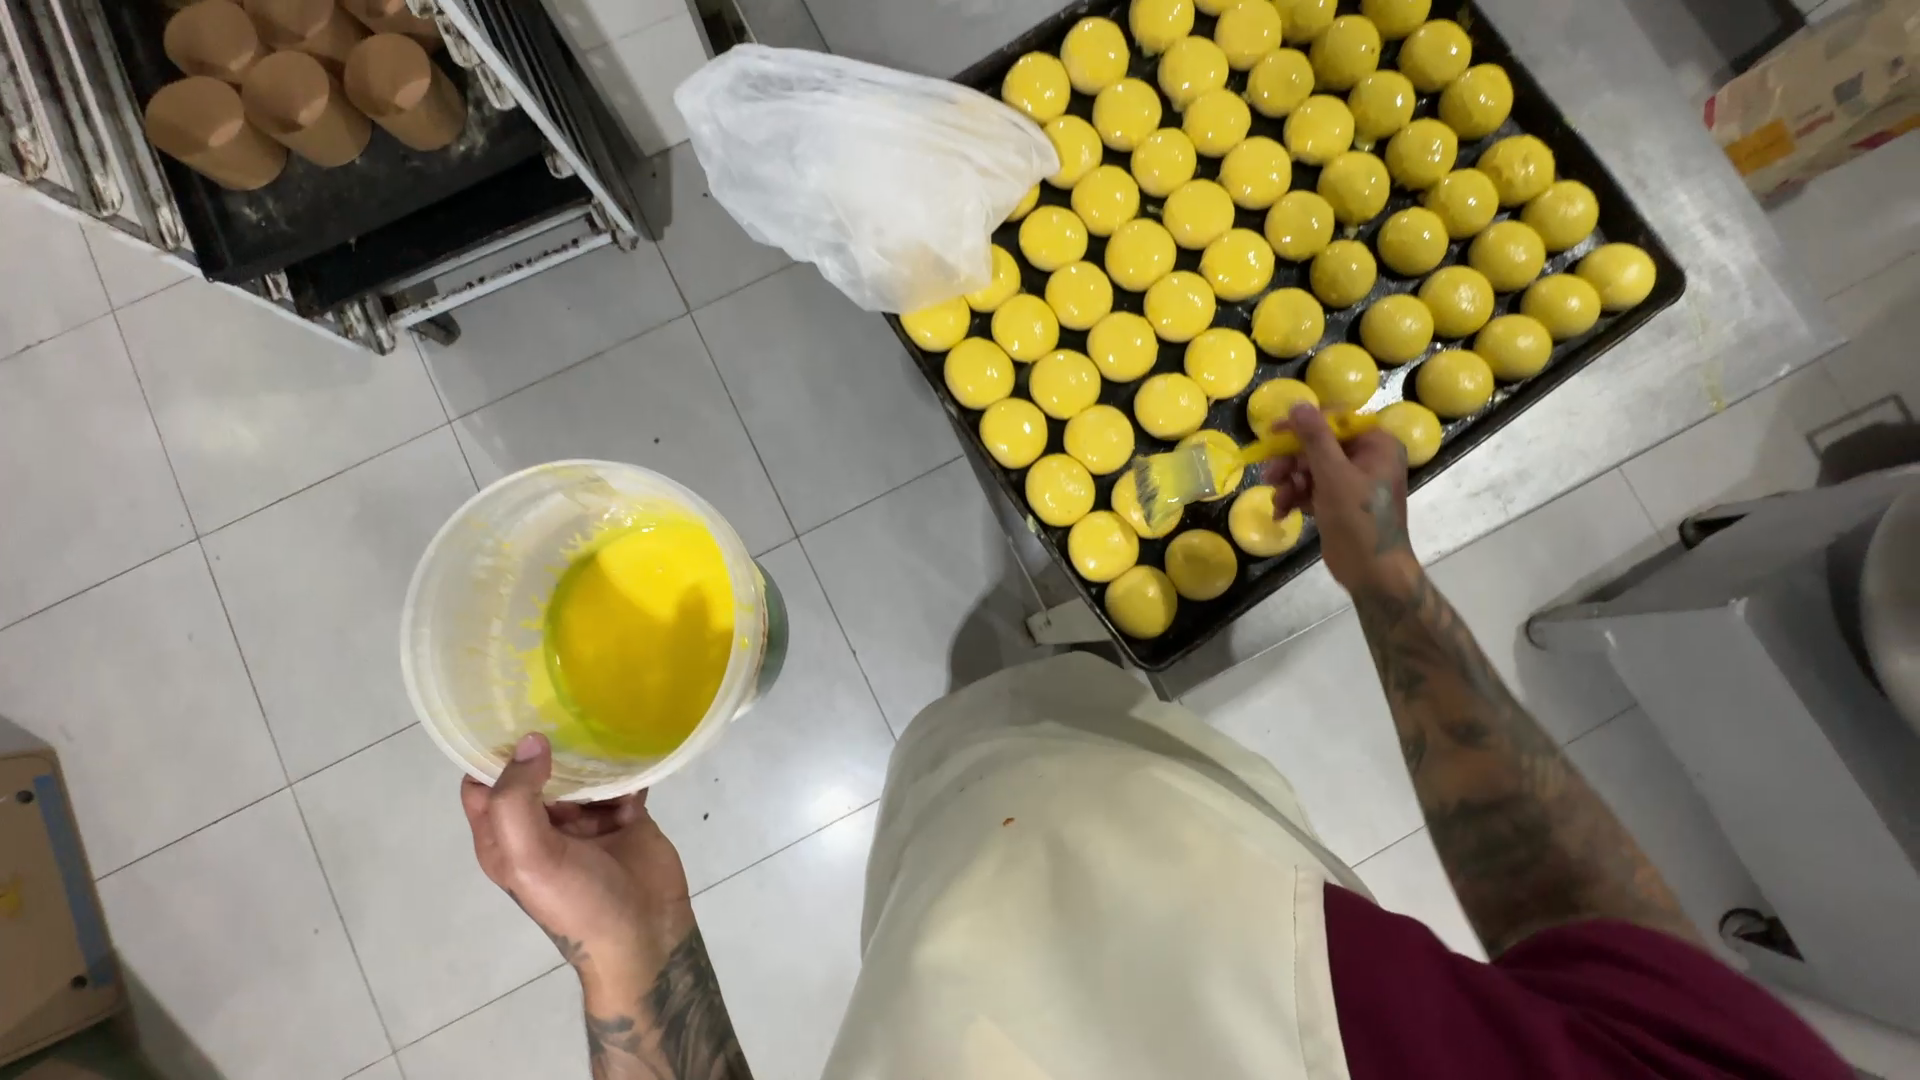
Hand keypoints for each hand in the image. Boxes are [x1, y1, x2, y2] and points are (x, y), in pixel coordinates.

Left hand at [461, 733, 692, 994]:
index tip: (510, 710)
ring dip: (591, 748)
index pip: (483, 784)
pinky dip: (629, 762)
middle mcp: (542, 825)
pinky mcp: (624, 815)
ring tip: (604, 710)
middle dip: (546, 740)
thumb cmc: (578, 900)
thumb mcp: (530, 857)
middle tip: (563, 698)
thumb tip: (532, 740)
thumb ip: (518, 800)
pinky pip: (623, 778)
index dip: (489, 751)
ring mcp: (585, 819)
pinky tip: (636, 742)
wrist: (644, 929)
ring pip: (582, 770)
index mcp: (505, 838)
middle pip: (535, 771)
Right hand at [1264, 404, 1415, 590]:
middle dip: (1291, 462)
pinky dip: (1295, 498)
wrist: (1372, 571)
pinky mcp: (1338, 502)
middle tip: (1270, 474)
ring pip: (1310, 469)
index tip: (1274, 433)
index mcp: (1376, 445)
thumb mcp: (1333, 476)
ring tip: (1277, 499)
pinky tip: (1282, 512)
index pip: (1335, 420)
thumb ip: (1315, 438)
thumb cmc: (1359, 520)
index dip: (1303, 425)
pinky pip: (1310, 489)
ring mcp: (1351, 482)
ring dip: (1289, 483)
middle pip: (1318, 446)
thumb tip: (1297, 405)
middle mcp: (1366, 458)